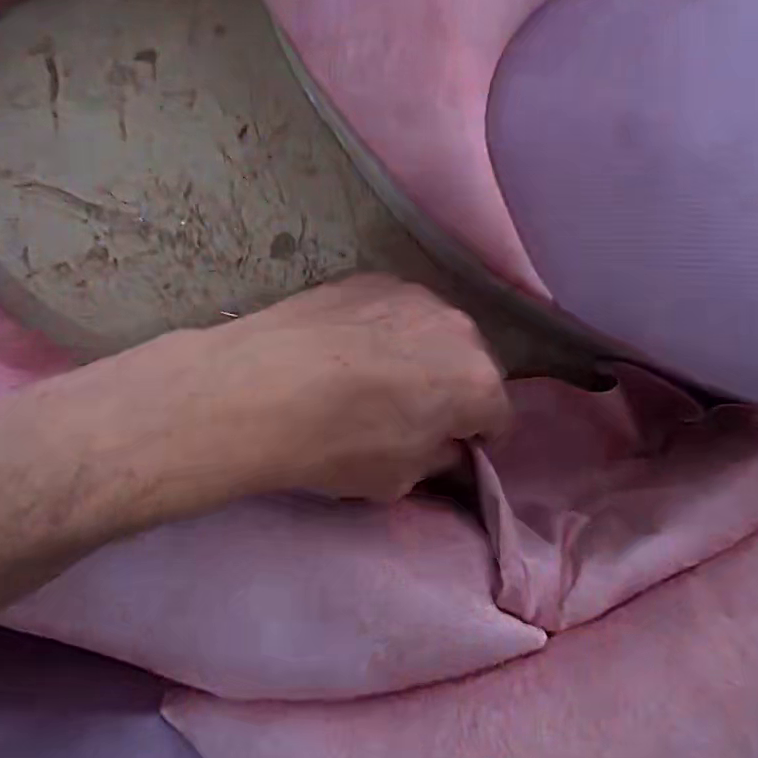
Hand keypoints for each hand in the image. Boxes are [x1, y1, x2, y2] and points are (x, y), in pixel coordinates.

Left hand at [77, 274, 510, 510]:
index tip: (450, 446)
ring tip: (375, 374)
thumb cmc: (337, 445)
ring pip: (437, 333)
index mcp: (479, 382)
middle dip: (454, 390)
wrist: (257, 388)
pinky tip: (347, 347)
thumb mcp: (398, 479)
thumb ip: (440, 458)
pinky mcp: (377, 278)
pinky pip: (399, 311)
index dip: (478, 437)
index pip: (499, 416)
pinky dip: (387, 329)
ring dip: (423, 354)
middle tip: (412, 411)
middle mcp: (462, 329)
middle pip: (473, 366)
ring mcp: (418, 296)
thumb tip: (446, 444)